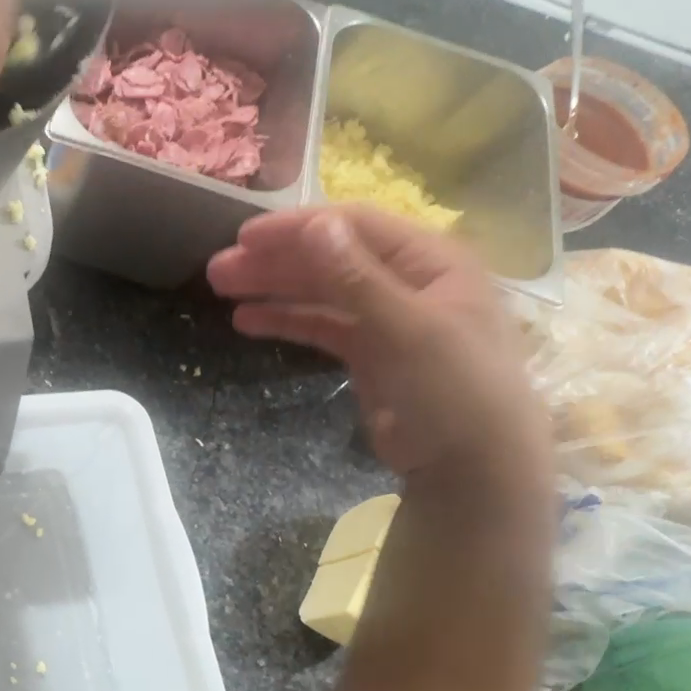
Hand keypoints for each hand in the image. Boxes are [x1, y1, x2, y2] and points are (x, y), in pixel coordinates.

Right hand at [208, 206, 550, 497]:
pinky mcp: (369, 353)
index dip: (298, 227)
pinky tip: (247, 320)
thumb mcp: (404, 329)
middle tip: (217, 270)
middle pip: (331, 258)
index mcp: (431, 261)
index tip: (243, 237)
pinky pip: (320, 326)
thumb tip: (315, 225)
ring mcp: (387, 319)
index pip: (355, 227)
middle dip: (274, 260)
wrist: (472, 464)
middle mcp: (408, 281)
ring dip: (272, 287)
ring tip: (221, 289)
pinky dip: (285, 320)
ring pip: (320, 292)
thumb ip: (356, 278)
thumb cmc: (453, 389)